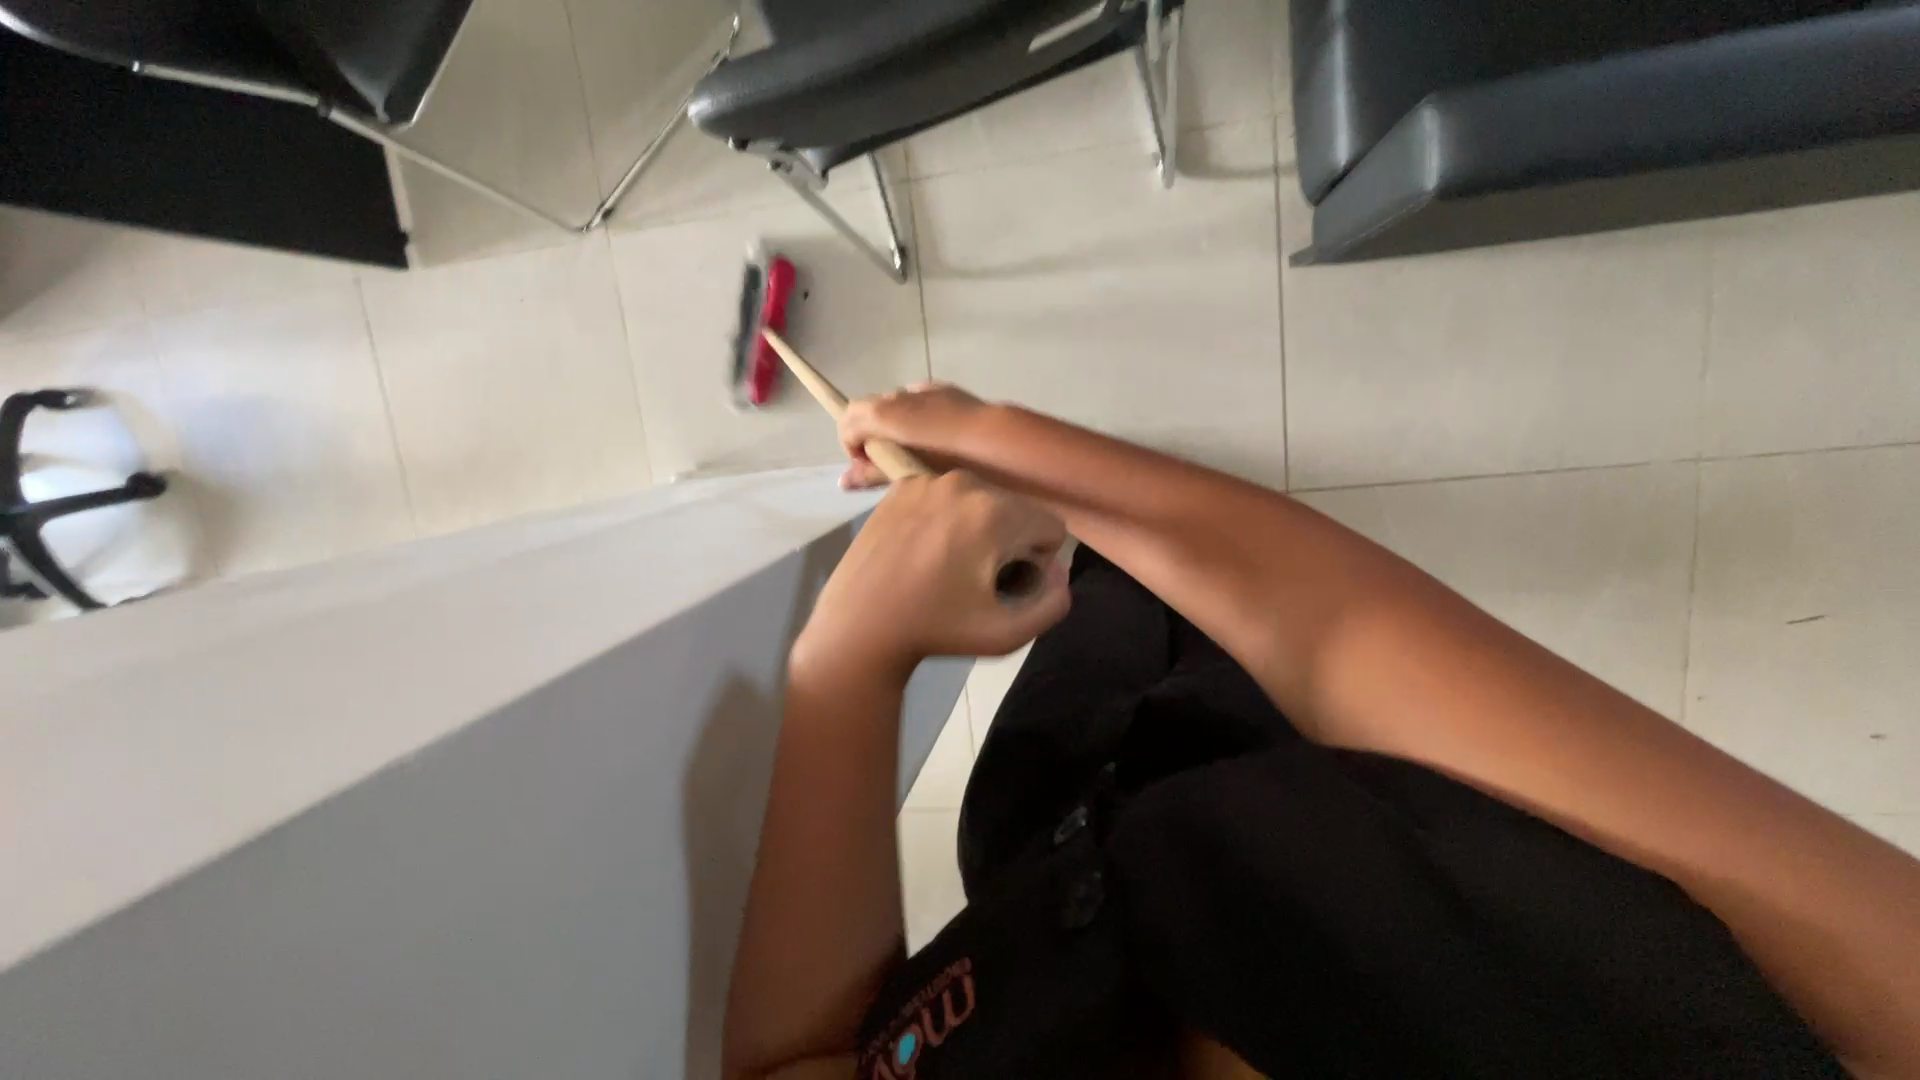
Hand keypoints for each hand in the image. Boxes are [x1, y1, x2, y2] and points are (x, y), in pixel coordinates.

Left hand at [795, 471, 1069, 681]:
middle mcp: (964, 482)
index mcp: (995, 512)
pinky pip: (946, 497)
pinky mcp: (899, 488)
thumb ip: (1053, 603)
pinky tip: (924, 553)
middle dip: (1011, 543)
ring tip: (949, 567)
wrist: (859, 626)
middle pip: (1017, 510)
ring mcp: (927, 481)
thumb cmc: (936, 632)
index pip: (1051, 526)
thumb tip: (1057, 569)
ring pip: (982, 500)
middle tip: (977, 581)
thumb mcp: (1008, 634)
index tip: (1007, 586)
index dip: (1039, 562)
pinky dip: (946, 520)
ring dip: (980, 529)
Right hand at [838, 383, 990, 489]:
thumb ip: (874, 472)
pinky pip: (921, 402)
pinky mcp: (947, 390)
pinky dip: (918, 419)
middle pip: (871, 410)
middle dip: (873, 436)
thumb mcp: (908, 470)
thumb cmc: (952, 461)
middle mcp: (899, 394)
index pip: (848, 420)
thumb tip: (843, 481)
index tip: (867, 467)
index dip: (851, 444)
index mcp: (884, 413)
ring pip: (897, 406)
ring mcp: (925, 389)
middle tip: (890, 465)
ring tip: (918, 455)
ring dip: (897, 427)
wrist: (1003, 441)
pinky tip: (938, 442)